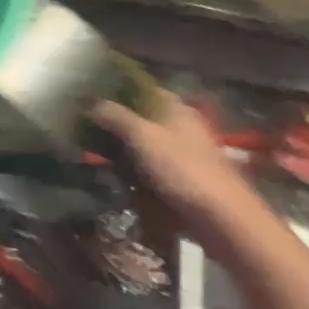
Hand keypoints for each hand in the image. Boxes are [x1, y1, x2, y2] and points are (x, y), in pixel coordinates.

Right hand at [92, 92, 254, 231]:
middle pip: (141, 117)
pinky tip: (116, 176)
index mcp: (176, 108)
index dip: (117, 89)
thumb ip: (115, 116)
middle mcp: (181, 126)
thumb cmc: (183, 169)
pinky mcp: (183, 180)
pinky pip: (151, 168)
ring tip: (94, 152)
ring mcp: (184, 154)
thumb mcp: (142, 136)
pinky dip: (135, 171)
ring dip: (123, 149)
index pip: (142, 88)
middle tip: (85, 125)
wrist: (223, 219)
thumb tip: (90, 102)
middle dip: (116, 122)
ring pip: (145, 145)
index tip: (91, 95)